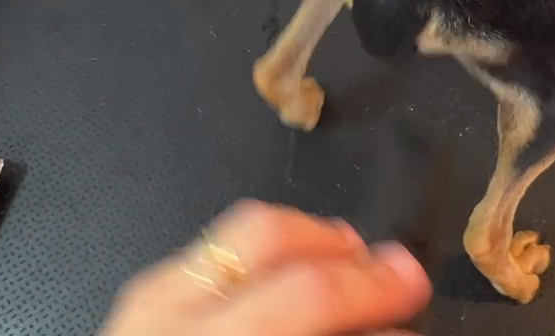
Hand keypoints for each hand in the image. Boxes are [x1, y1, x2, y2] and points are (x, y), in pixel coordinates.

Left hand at [99, 200, 431, 335]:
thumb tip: (383, 327)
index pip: (303, 298)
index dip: (370, 287)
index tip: (414, 282)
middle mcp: (174, 318)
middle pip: (266, 239)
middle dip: (338, 245)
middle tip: (386, 264)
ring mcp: (148, 300)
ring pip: (238, 228)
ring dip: (303, 237)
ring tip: (346, 258)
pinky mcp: (140, 295)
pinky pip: (213, 246)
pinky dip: (262, 251)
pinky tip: (287, 270)